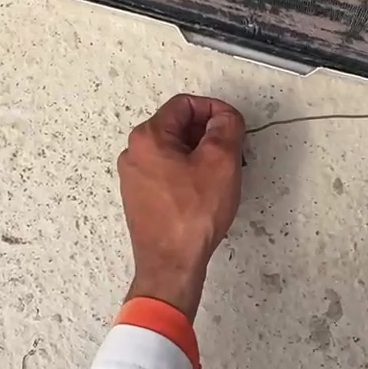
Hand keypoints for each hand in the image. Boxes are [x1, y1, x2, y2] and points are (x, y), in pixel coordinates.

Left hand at [117, 94, 245, 318]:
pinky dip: (189, 173)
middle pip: (178, 126)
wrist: (171, 264)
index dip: (215, 109)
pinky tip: (206, 192)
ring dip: (200, 154)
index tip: (233, 125)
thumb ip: (227, 127)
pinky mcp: (142, 199)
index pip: (185, 104)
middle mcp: (134, 154)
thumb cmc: (192, 217)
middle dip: (209, 133)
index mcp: (148, 138)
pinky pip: (168, 172)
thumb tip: (226, 117)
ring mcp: (135, 178)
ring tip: (223, 174)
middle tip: (233, 150)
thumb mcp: (221, 161)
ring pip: (174, 151)